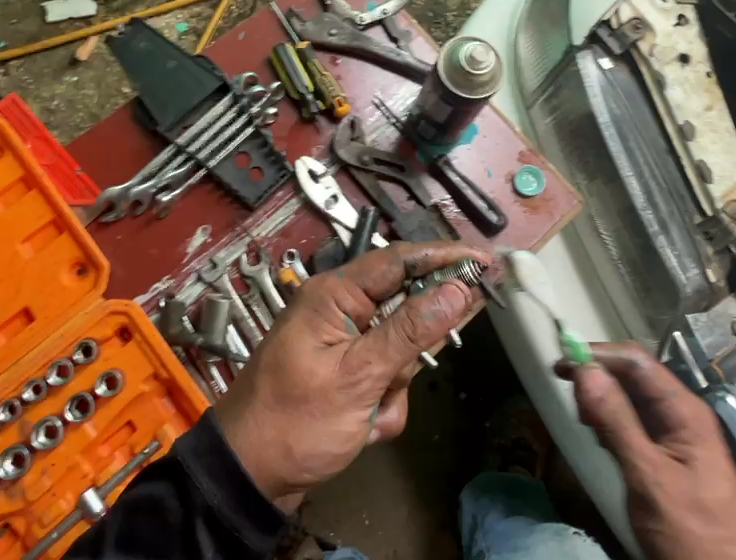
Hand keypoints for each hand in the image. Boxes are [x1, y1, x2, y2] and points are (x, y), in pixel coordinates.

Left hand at [215, 241, 490, 510]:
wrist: (249, 478)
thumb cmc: (295, 421)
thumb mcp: (358, 376)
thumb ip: (410, 331)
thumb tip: (458, 289)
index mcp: (335, 294)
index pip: (401, 260)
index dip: (445, 257)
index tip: (486, 262)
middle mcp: (340, 310)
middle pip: (405, 310)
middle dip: (410, 354)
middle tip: (395, 379)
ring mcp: (344, 344)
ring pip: (400, 351)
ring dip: (392, 388)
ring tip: (366, 415)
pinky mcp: (348, 374)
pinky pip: (386, 379)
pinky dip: (382, 406)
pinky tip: (360, 428)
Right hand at [556, 343, 735, 559]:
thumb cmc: (694, 535)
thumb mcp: (649, 478)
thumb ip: (616, 422)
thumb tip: (585, 370)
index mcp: (685, 410)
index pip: (636, 360)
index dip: (598, 355)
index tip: (560, 366)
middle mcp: (681, 415)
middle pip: (633, 376)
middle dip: (599, 379)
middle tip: (573, 402)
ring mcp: (676, 437)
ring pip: (631, 400)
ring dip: (603, 402)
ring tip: (586, 423)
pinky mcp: (668, 459)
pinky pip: (635, 425)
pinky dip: (612, 424)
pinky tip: (602, 439)